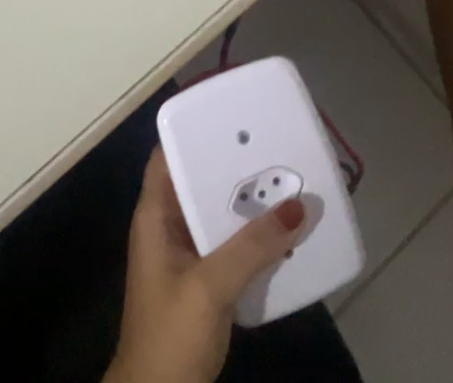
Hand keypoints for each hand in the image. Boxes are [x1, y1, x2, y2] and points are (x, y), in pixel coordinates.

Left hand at [105, 148, 305, 382]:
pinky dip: (254, 236)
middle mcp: (168, 228)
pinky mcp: (205, 281)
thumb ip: (252, 247)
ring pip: (218, 215)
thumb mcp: (210, 286)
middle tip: (275, 147)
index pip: (168, 158)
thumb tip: (298, 207)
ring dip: (248, 204)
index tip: (231, 116)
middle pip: (199, 183)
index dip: (194, 134)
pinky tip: (285, 231)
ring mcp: (187, 255)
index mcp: (155, 217)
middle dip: (233, 168)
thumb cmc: (170, 335)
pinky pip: (231, 245)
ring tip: (288, 182)